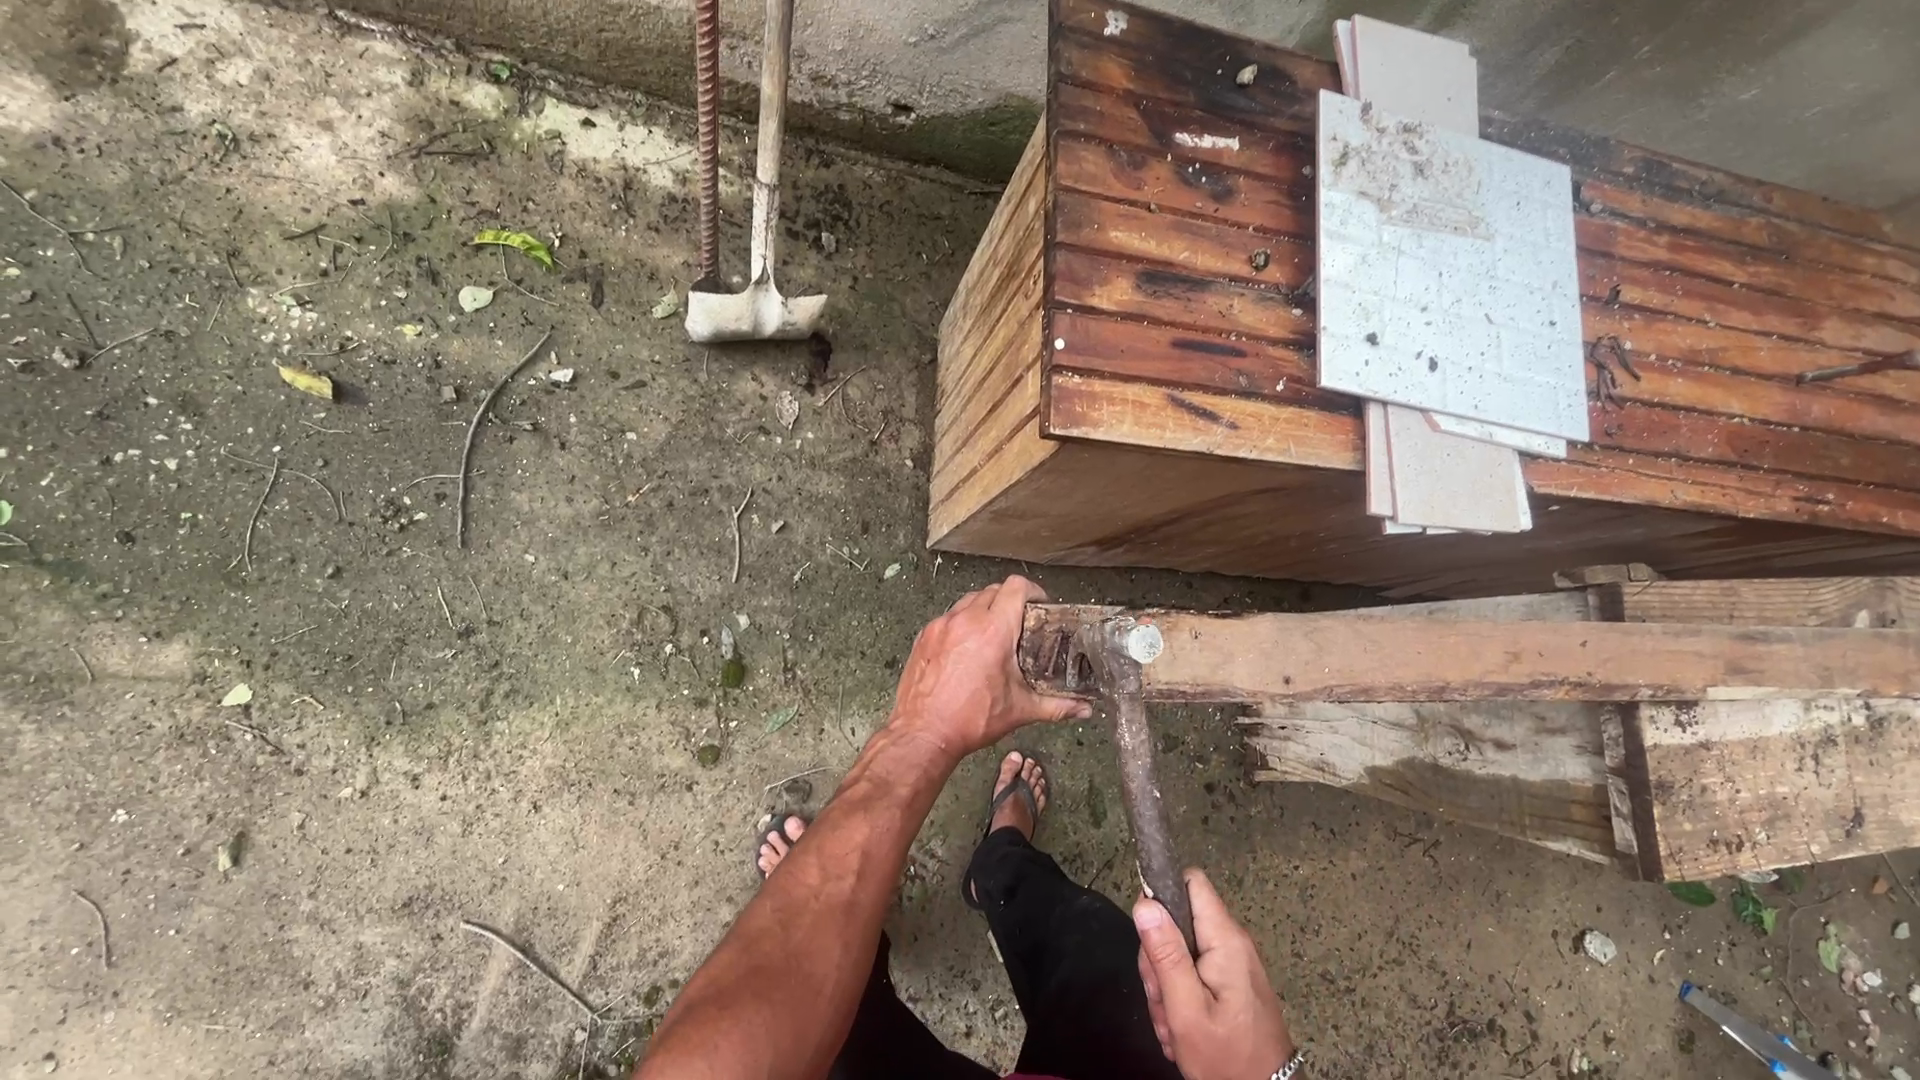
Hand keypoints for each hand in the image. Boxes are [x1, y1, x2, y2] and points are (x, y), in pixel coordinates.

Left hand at [885, 575, 1090, 760]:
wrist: (923, 733)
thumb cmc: (969, 720)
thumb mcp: (1021, 710)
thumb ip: (1057, 706)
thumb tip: (1083, 709)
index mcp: (993, 631)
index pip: (1017, 587)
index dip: (1033, 591)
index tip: (1040, 605)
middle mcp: (965, 620)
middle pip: (994, 590)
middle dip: (1010, 601)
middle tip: (1021, 623)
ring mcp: (941, 626)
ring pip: (969, 601)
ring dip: (985, 609)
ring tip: (995, 633)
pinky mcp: (925, 636)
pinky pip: (948, 617)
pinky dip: (962, 623)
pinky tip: (968, 647)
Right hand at [1134, 869, 1294, 1079]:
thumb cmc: (1227, 1058)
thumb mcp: (1186, 1010)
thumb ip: (1166, 955)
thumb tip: (1144, 903)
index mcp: (1224, 940)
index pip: (1191, 881)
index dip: (1162, 895)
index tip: (1147, 931)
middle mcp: (1231, 942)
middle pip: (1178, 920)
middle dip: (1159, 956)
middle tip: (1162, 996)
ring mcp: (1231, 963)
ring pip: (1180, 950)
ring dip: (1166, 984)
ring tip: (1173, 1021)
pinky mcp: (1230, 982)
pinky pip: (1192, 972)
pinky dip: (1180, 996)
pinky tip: (1181, 1026)